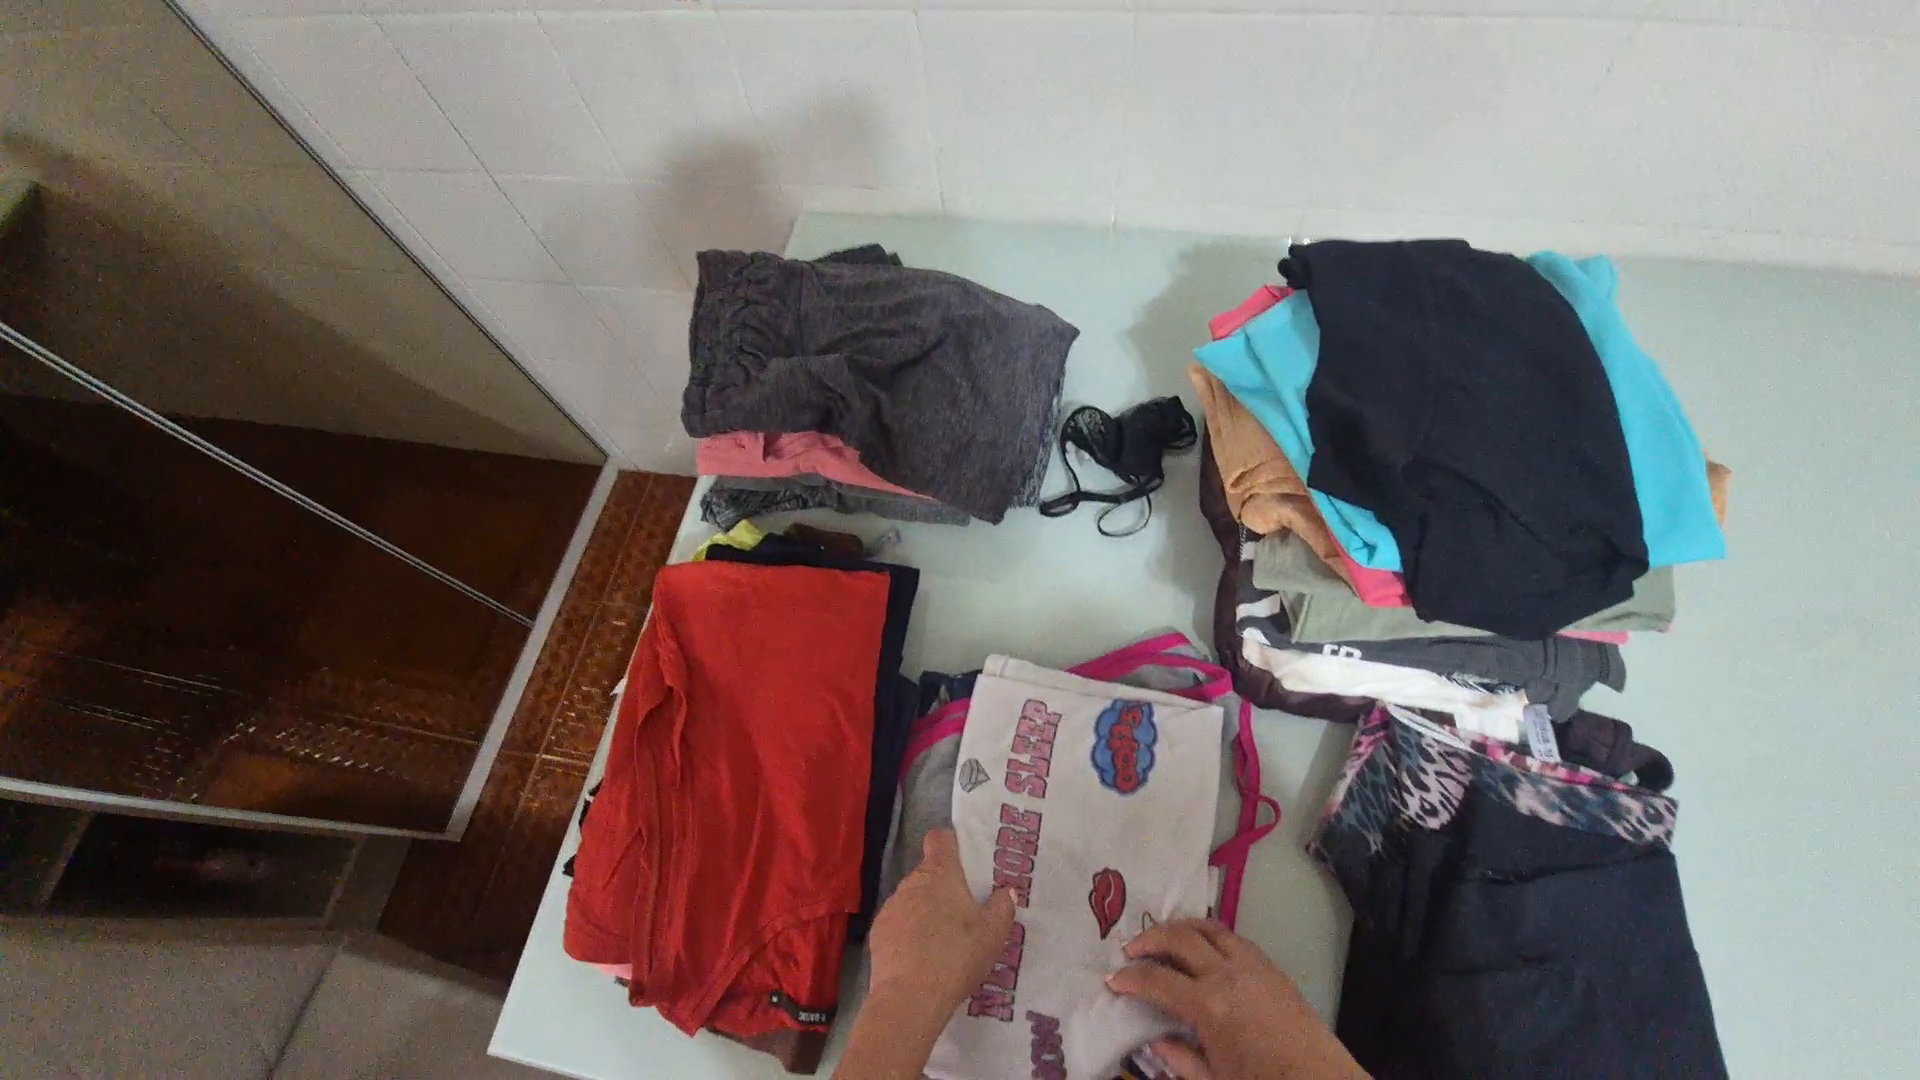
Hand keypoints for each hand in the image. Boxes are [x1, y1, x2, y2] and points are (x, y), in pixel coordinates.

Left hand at [867, 828, 1017, 1015]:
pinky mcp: (877, 931)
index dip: (950, 843)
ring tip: (941, 942)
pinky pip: (897, 922)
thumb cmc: (957, 956)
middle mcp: (912, 881)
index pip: (939, 838)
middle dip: (943, 887)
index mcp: (941, 873)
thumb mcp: (993, 935)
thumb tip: (1005, 891)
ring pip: (912, 898)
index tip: (962, 860)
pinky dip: (907, 933)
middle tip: (962, 914)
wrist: (910, 996)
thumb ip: (1002, 907)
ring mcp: (891, 905)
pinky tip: (919, 958)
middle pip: (928, 872)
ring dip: (924, 910)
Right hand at [1107, 919, 1365, 1079]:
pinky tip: (1201, 945)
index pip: (1157, 981)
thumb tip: (1154, 1041)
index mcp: (1209, 1006)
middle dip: (1149, 940)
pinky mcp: (1270, 965)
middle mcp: (1227, 974)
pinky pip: (1232, 936)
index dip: (1130, 979)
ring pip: (1207, 927)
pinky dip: (1209, 933)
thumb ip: (1180, 1060)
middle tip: (1130, 950)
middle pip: (1178, 939)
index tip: (1113, 980)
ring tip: (1162, 936)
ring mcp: (1251, 964)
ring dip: (1179, 927)